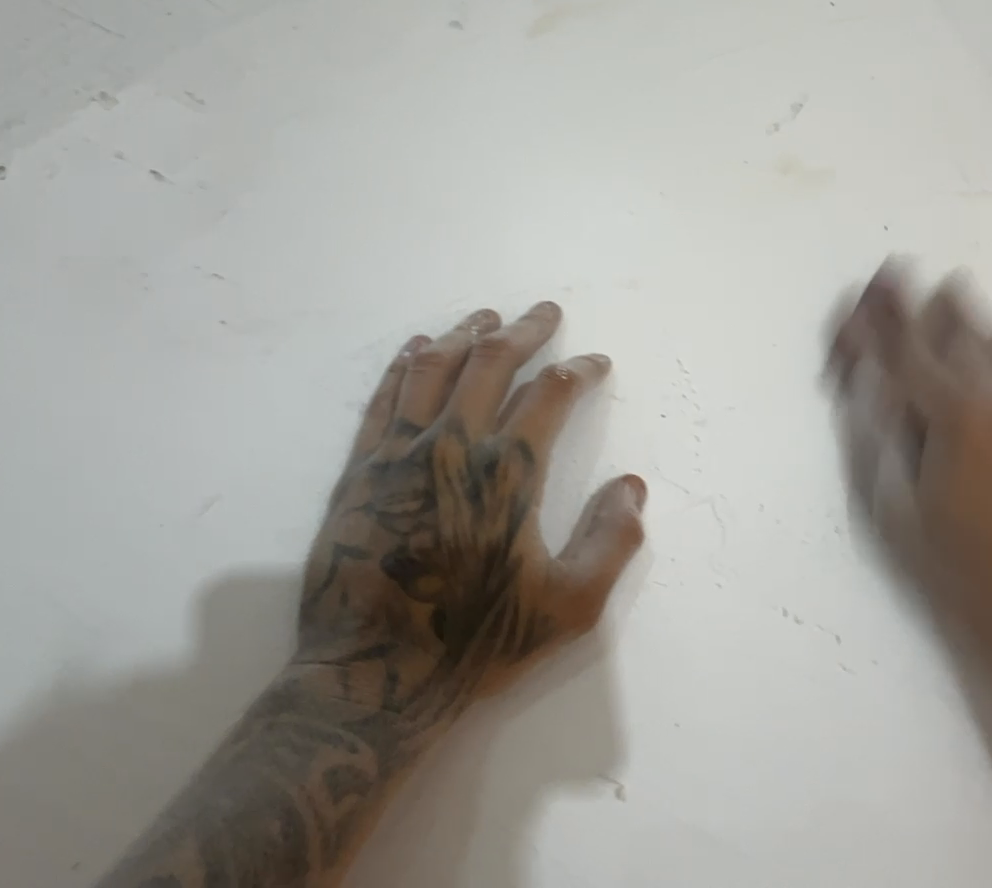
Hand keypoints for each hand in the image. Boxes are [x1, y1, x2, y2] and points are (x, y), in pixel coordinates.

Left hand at [293, 301, 644, 722]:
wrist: (374, 679)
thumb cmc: (477, 643)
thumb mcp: (569, 608)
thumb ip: (611, 542)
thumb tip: (632, 485)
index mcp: (507, 474)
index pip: (550, 395)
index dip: (579, 370)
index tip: (596, 362)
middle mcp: (452, 447)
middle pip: (491, 363)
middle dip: (525, 331)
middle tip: (546, 312)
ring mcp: (398, 454)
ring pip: (433, 369)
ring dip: (465, 334)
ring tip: (486, 316)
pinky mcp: (359, 470)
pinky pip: (382, 398)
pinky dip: (403, 364)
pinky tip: (418, 347)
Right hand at [827, 264, 991, 653]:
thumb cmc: (961, 563)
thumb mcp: (898, 508)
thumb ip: (880, 437)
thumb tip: (869, 385)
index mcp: (952, 415)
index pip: (903, 355)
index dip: (876, 324)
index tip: (859, 292)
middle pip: (951, 336)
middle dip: (920, 302)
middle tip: (898, 269)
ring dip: (967, 314)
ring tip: (951, 285)